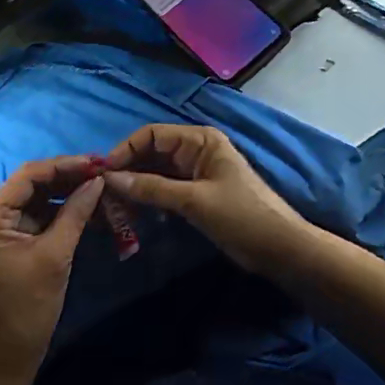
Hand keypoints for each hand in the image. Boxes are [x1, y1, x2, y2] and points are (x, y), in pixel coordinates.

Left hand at [0, 157, 102, 384]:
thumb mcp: (55, 255)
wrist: (12, 352)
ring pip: (35, 198)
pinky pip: (36, 215)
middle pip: (30, 184)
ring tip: (99, 186)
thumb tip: (98, 180)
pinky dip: (59, 211)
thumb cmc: (29, 305)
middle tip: (102, 171)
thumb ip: (75, 213)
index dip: (63, 166)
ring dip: (65, 192)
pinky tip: (85, 206)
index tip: (96, 162)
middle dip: (66, 177)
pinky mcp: (9, 240)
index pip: (28, 176)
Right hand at [102, 124, 311, 272]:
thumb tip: (110, 179)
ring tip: (114, 205)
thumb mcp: (194, 201)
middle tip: (104, 192)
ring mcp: (196, 173)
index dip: (126, 149)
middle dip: (128, 169)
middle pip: (151, 152)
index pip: (152, 134)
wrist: (281, 250)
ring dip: (135, 185)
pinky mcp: (196, 194)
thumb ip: (151, 188)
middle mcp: (195, 150)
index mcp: (199, 140)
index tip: (104, 172)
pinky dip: (148, 197)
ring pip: (155, 172)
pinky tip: (133, 212)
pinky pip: (164, 189)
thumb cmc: (242, 216)